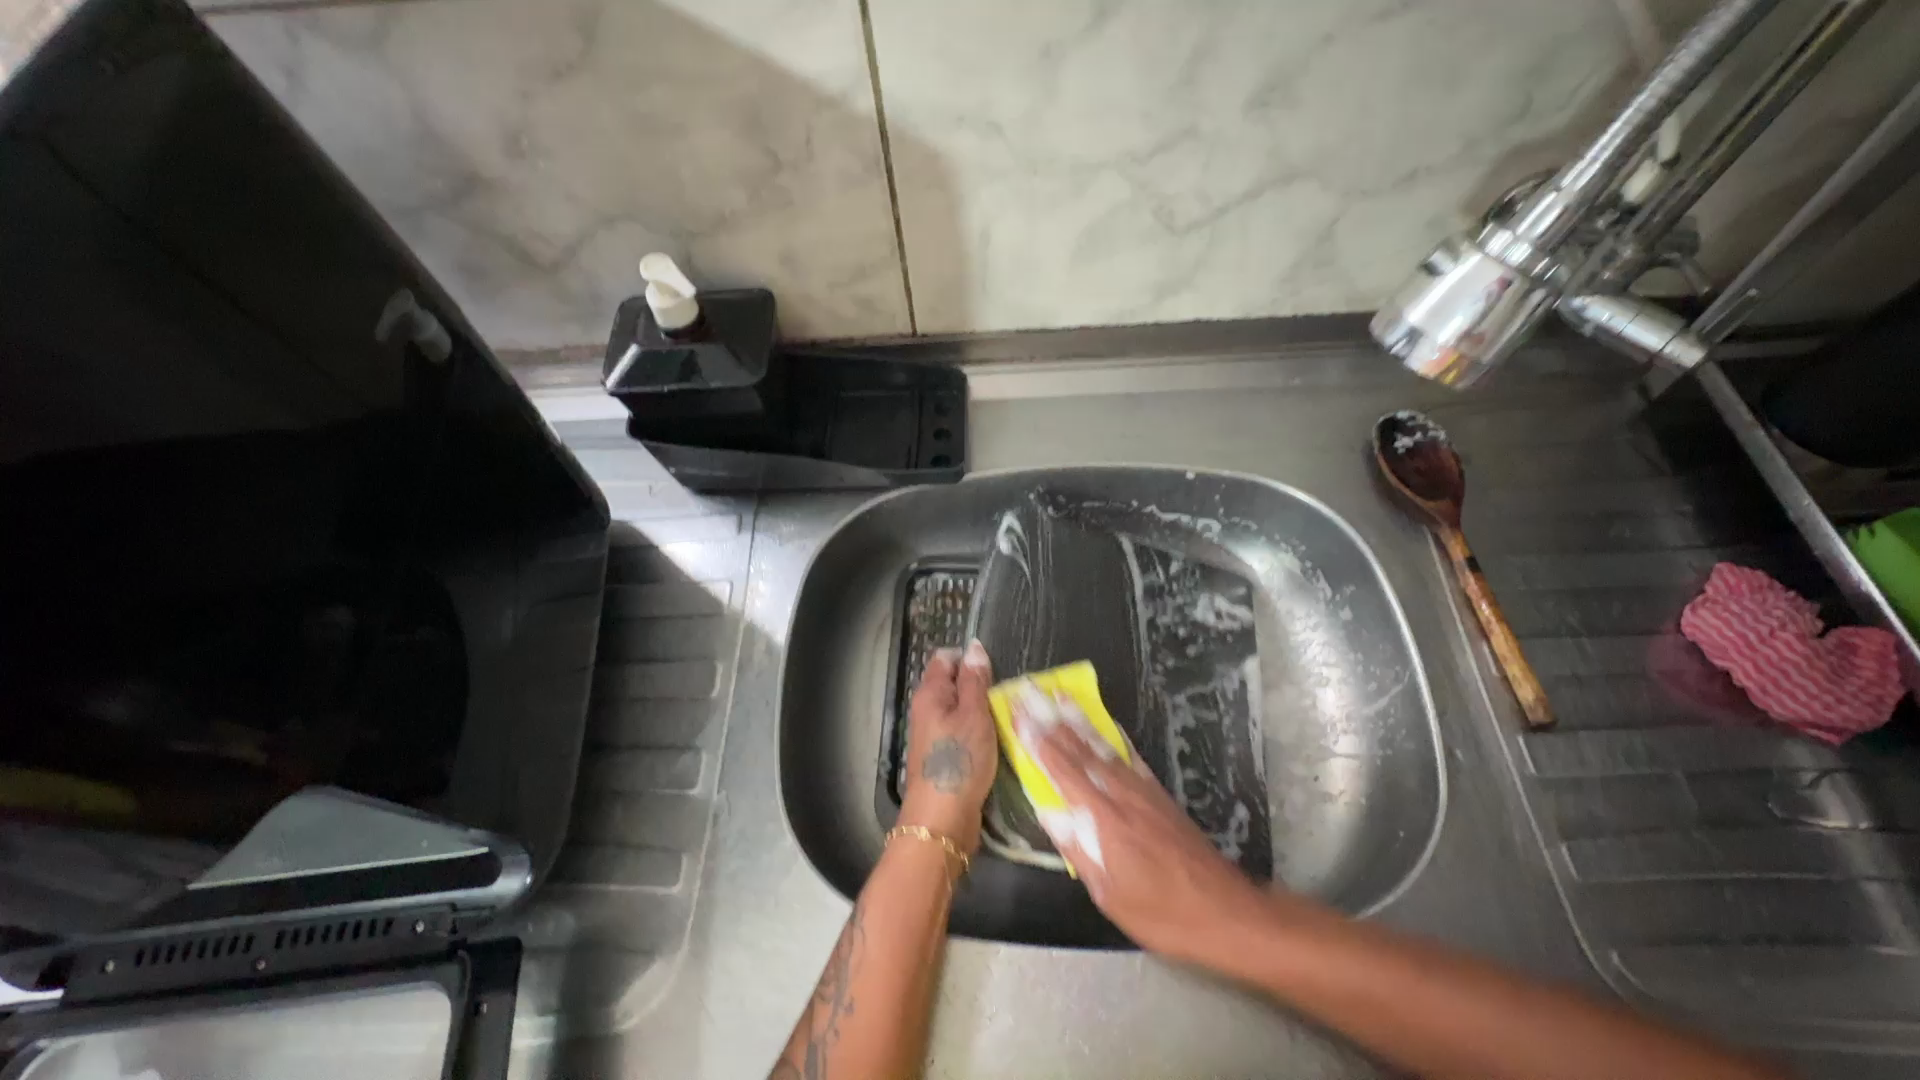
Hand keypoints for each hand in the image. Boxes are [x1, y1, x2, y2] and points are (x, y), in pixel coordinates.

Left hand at [898, 641, 996, 852]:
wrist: (943, 819)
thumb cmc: (959, 761)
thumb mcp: (974, 714)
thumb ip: (975, 681)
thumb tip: (974, 648)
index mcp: (929, 694)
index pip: (945, 659)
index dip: (969, 658)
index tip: (996, 670)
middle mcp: (928, 711)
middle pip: (955, 686)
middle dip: (982, 687)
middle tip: (1009, 695)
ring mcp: (936, 736)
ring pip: (963, 712)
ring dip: (985, 713)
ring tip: (1010, 718)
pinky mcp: (946, 758)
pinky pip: (966, 735)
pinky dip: (982, 735)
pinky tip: (1000, 741)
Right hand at [1014, 698, 1276, 961]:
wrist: (1222, 909)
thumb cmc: (1159, 910)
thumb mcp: (1108, 892)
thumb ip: (1077, 848)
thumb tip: (1048, 812)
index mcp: (1103, 818)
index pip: (1062, 769)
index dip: (1037, 740)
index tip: (1018, 713)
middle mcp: (1121, 794)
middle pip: (1080, 749)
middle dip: (1052, 718)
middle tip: (1031, 691)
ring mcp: (1143, 791)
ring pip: (1104, 748)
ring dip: (1079, 721)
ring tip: (1060, 696)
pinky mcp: (1159, 795)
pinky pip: (1131, 757)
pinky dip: (1114, 738)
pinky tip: (1106, 727)